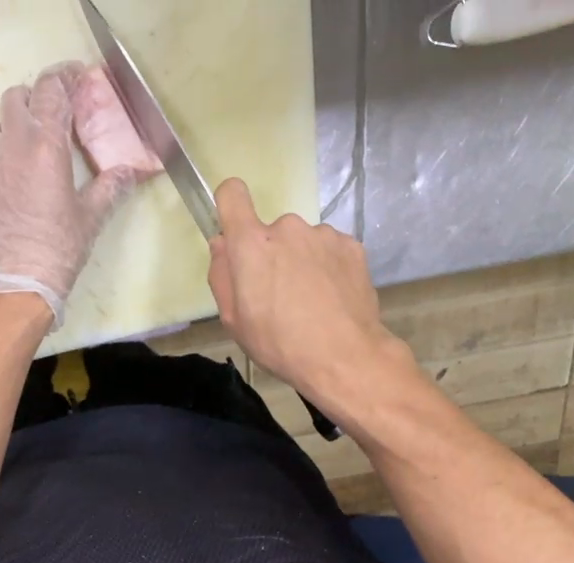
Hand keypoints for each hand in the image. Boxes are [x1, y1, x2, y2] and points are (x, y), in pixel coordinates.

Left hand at [0, 63, 158, 328]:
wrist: (13, 290)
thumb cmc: (56, 253)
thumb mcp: (90, 219)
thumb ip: (109, 187)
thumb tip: (129, 172)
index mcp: (45, 146)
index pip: (51, 89)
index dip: (64, 77)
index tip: (75, 80)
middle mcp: (10, 148)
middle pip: (15, 98)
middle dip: (34, 100)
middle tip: (52, 117)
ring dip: (13, 129)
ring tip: (29, 152)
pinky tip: (12, 188)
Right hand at [207, 178, 419, 421]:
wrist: (343, 356)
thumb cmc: (278, 343)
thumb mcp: (233, 320)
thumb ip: (222, 275)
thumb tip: (222, 245)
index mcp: (252, 245)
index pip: (232, 195)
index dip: (229, 205)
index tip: (234, 229)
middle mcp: (288, 228)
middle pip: (270, 231)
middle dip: (270, 255)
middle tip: (276, 295)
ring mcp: (323, 234)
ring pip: (301, 242)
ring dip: (299, 261)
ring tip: (308, 300)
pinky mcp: (351, 245)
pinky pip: (327, 250)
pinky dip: (325, 267)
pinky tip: (329, 298)